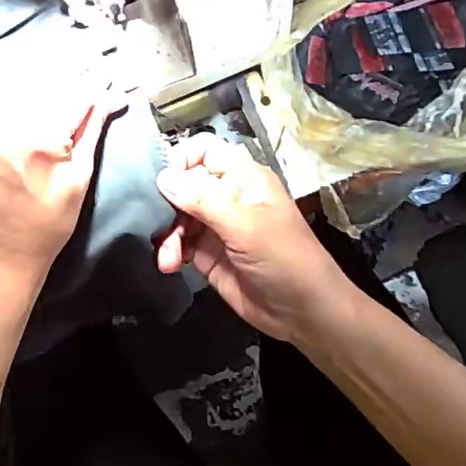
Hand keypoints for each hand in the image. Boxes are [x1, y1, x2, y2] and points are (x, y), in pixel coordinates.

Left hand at [0, 76, 122, 316]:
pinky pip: (4, 96)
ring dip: (51, 81)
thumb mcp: (78, 180)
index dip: (97, 82)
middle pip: (48, 82)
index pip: (74, 94)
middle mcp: (5, 122)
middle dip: (76, 77)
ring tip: (73, 86)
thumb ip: (91, 131)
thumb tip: (110, 98)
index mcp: (36, 139)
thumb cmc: (44, 227)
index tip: (112, 74)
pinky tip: (43, 97)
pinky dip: (26, 92)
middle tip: (98, 77)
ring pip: (24, 84)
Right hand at [154, 134, 360, 343]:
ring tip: (168, 255)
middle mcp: (226, 196)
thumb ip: (202, 200)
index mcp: (243, 179)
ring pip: (175, 215)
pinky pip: (177, 242)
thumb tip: (163, 178)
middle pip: (182, 184)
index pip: (205, 151)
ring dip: (166, 233)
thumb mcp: (246, 227)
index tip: (164, 182)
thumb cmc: (286, 260)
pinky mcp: (206, 252)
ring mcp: (215, 225)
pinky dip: (169, 251)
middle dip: (167, 203)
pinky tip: (169, 264)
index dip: (182, 160)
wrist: (305, 314)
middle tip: (160, 223)